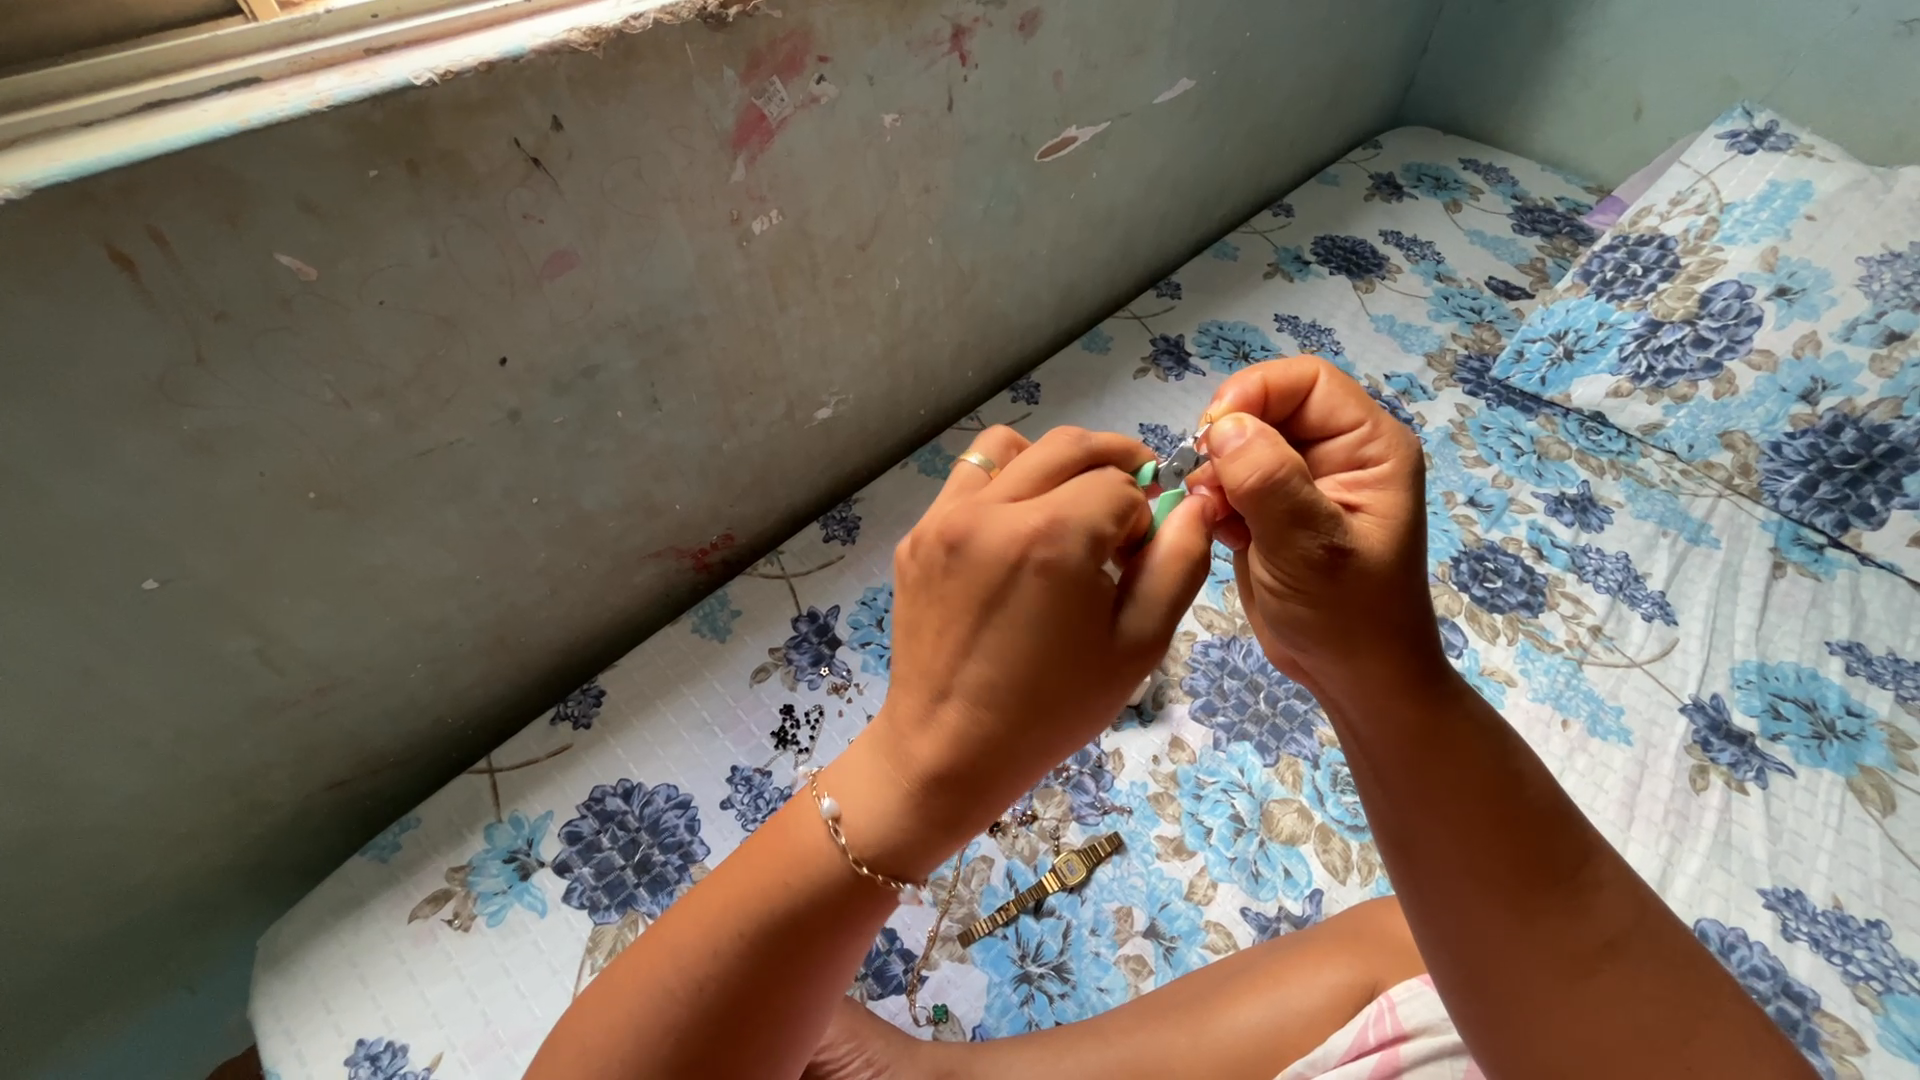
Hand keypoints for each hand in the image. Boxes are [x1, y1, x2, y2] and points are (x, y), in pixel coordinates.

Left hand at [858, 425, 1216, 865]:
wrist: (949, 747)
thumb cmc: (1051, 708)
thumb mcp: (1138, 646)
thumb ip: (1178, 564)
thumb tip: (1192, 504)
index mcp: (1053, 537)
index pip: (1120, 486)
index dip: (1143, 516)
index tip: (1139, 556)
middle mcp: (993, 510)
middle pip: (1070, 446)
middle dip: (1115, 462)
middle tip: (1131, 498)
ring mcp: (944, 519)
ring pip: (1011, 445)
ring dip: (1052, 464)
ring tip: (1064, 508)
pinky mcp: (917, 535)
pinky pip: (966, 480)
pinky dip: (1002, 486)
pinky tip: (1013, 533)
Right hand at [1186, 357, 1443, 693]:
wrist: (1350, 676)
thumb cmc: (1346, 614)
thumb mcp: (1308, 545)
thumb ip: (1268, 479)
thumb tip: (1223, 426)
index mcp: (1367, 447)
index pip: (1306, 382)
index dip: (1254, 393)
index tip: (1211, 434)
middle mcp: (1336, 455)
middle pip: (1268, 409)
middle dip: (1228, 440)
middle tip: (1207, 484)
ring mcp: (1302, 484)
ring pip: (1242, 446)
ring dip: (1216, 474)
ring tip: (1214, 514)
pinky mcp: (1273, 511)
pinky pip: (1231, 482)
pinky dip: (1214, 500)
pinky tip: (1221, 532)